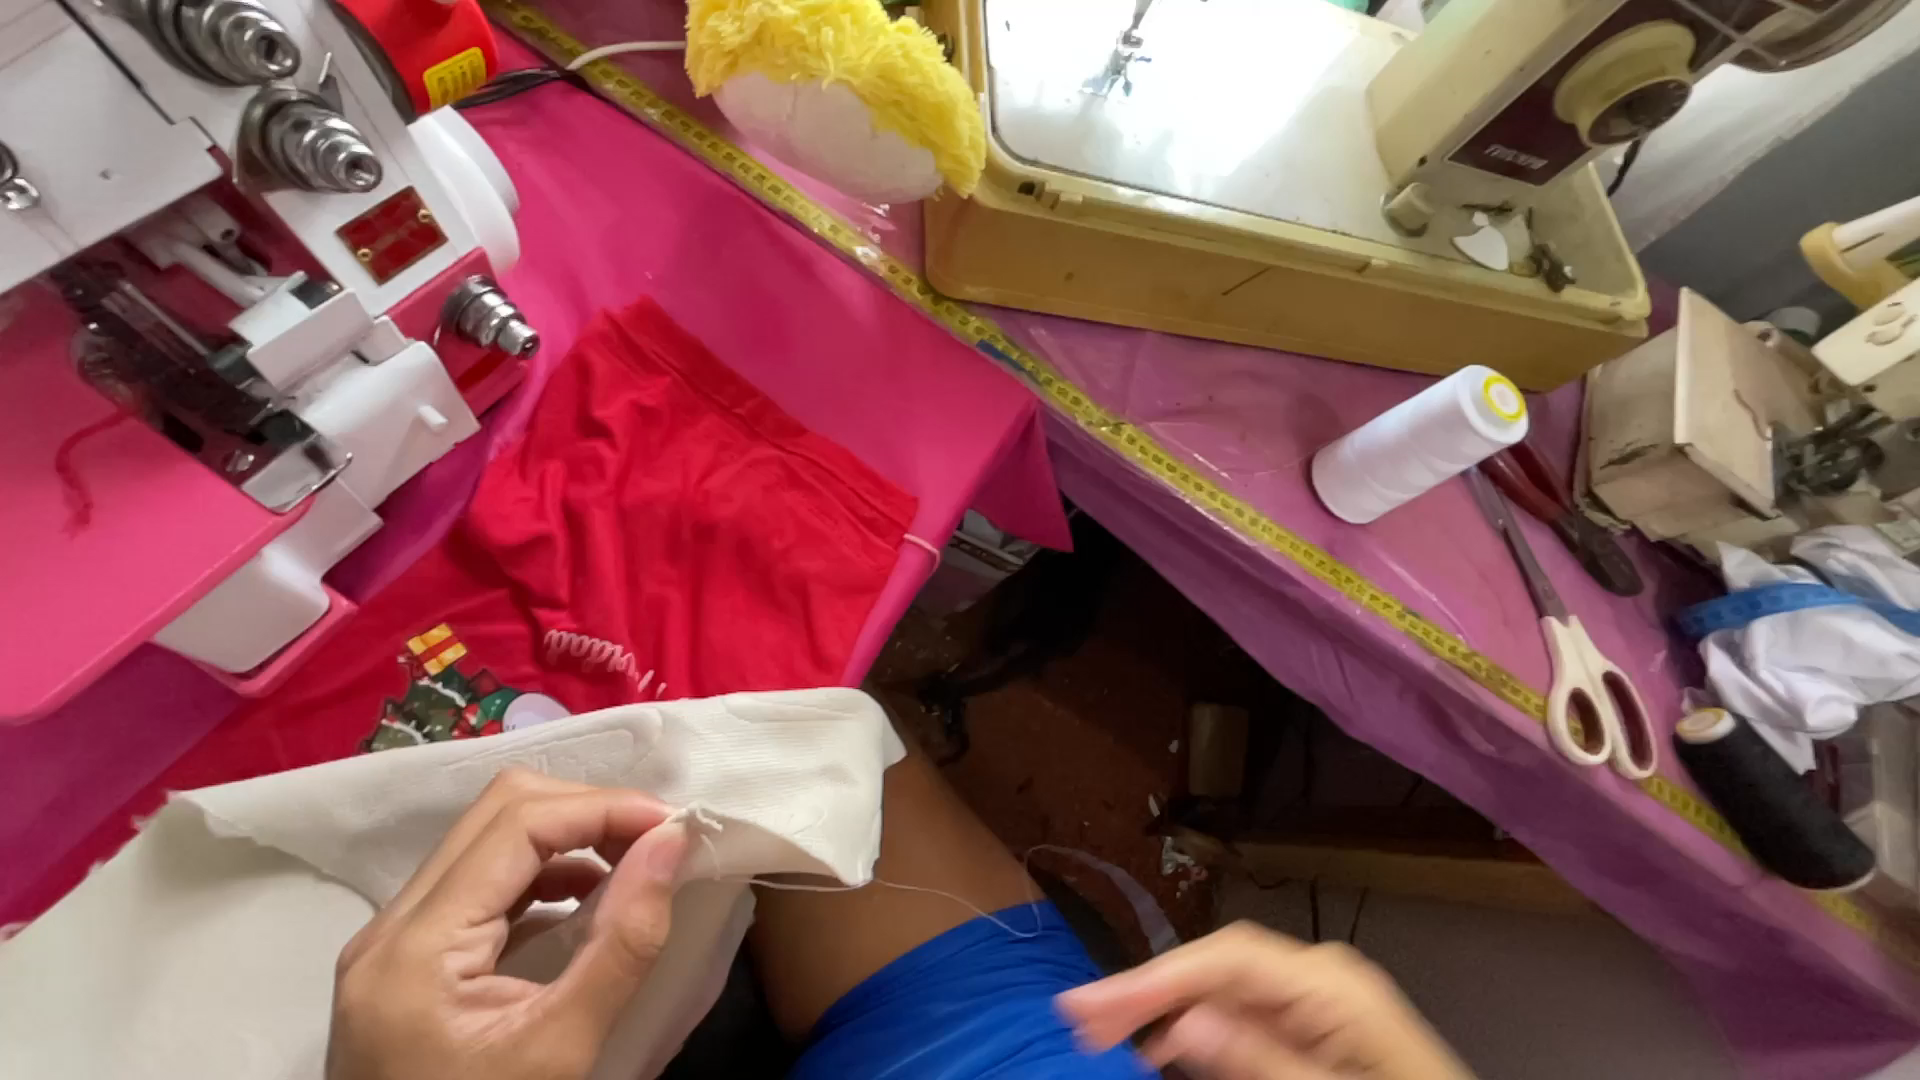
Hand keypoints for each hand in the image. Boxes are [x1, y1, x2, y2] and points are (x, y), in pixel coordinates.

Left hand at [326, 768, 689, 1079]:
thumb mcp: (564, 1050)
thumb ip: (623, 941)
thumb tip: (672, 841)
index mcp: (415, 950)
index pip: (517, 825)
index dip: (604, 809)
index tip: (673, 825)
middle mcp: (392, 926)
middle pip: (500, 808)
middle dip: (590, 808)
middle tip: (656, 839)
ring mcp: (396, 938)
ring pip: (494, 831)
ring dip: (573, 830)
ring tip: (635, 860)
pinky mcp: (415, 954)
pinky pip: (490, 872)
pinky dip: (551, 864)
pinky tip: (591, 895)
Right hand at [1056, 922, 1472, 1079]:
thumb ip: (1259, 1060)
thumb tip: (1180, 1021)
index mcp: (1331, 983)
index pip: (1223, 959)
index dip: (1152, 976)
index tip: (1090, 1003)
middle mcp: (1317, 976)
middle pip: (1214, 969)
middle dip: (1147, 990)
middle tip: (1077, 1019)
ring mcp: (1314, 1000)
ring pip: (1219, 991)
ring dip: (1162, 1009)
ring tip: (1100, 1031)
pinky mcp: (1310, 1027)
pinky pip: (1240, 1017)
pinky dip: (1195, 1031)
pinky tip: (1158, 1046)